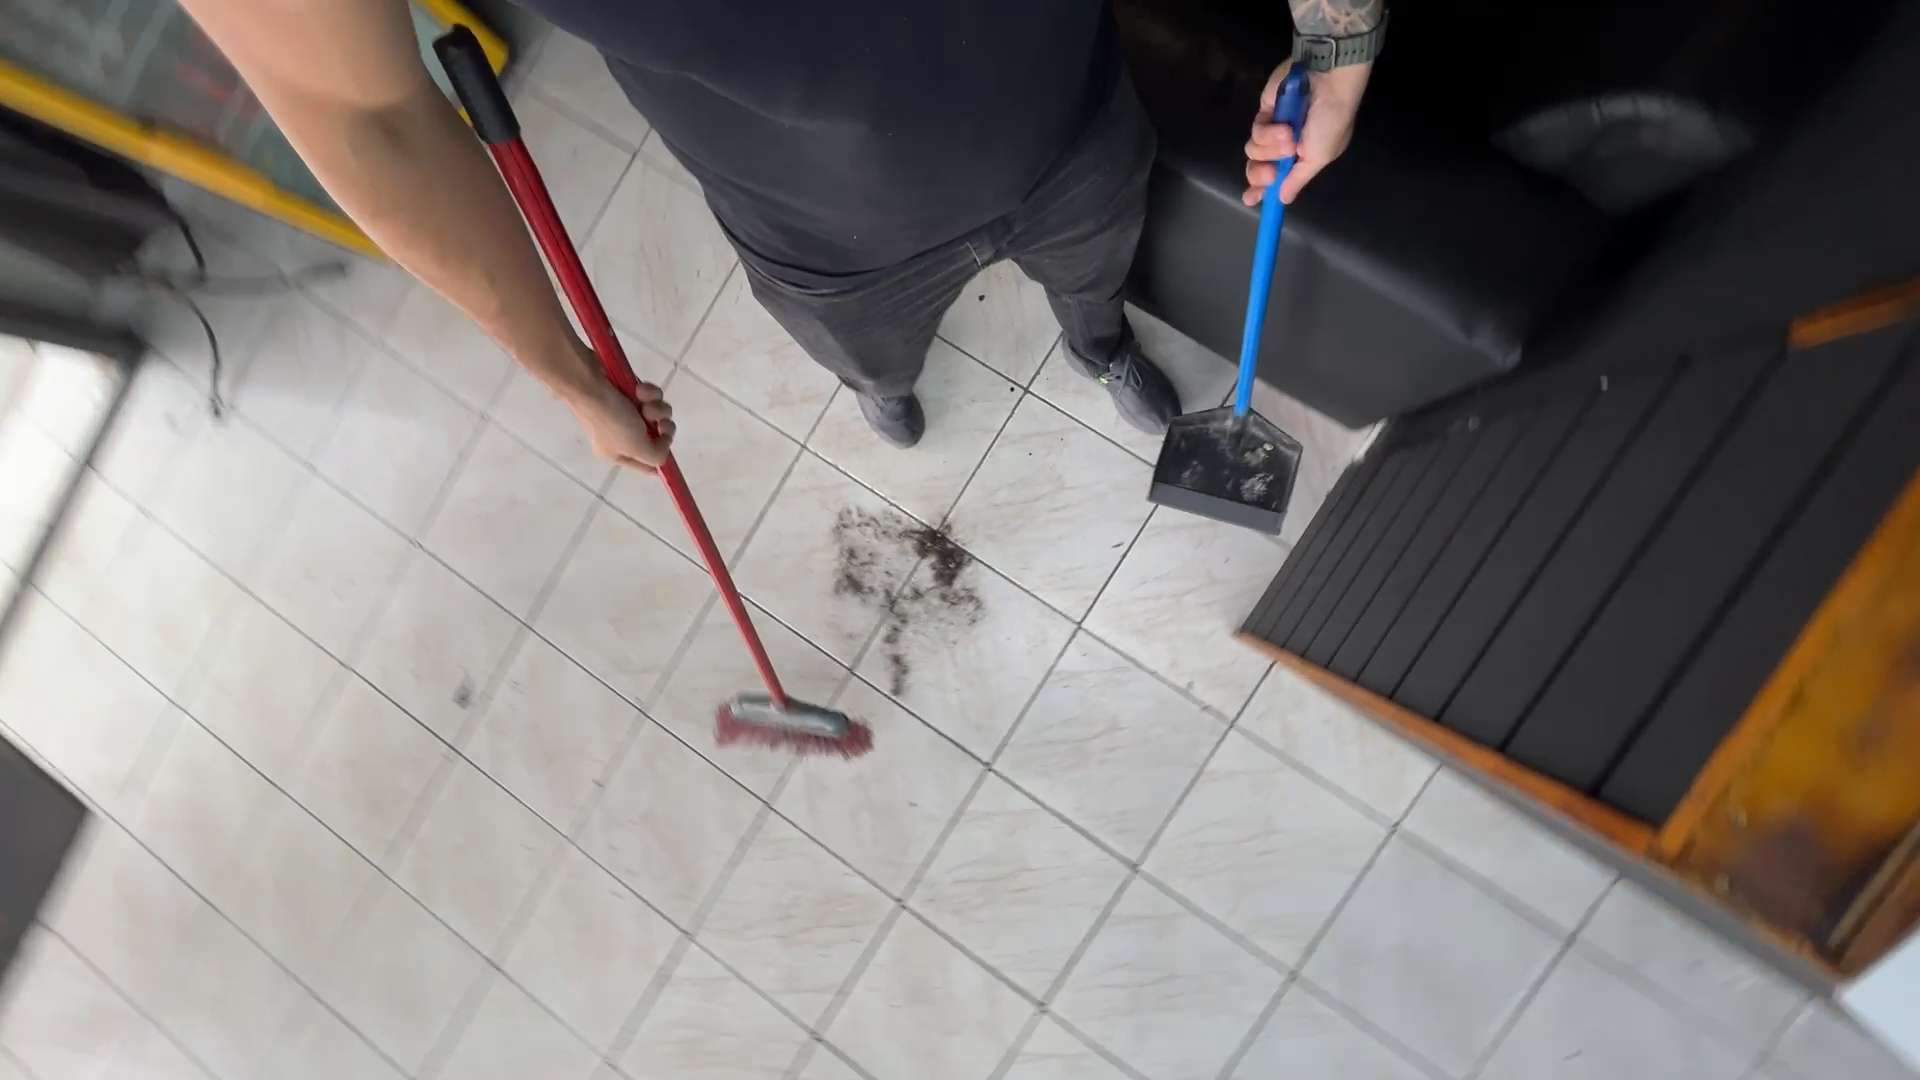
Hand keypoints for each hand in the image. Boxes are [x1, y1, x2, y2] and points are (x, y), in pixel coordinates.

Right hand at [562, 343, 675, 470]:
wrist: (587, 381)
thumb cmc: (611, 418)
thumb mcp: (635, 447)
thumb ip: (655, 456)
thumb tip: (663, 445)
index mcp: (618, 454)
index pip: (646, 465)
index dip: (662, 456)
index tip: (668, 445)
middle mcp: (621, 435)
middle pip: (658, 436)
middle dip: (664, 427)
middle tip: (660, 423)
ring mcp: (625, 413)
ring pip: (658, 414)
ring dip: (656, 408)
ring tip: (644, 403)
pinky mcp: (629, 393)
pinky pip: (651, 396)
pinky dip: (649, 393)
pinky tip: (639, 390)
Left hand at [1243, 61, 1370, 205]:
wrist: (1330, 79)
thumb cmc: (1331, 121)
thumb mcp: (1320, 157)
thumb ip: (1298, 179)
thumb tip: (1283, 199)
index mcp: (1299, 160)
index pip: (1274, 181)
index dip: (1260, 191)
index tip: (1250, 199)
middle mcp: (1282, 148)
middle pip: (1256, 170)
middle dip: (1260, 175)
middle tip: (1271, 172)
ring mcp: (1272, 129)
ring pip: (1253, 152)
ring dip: (1270, 149)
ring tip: (1288, 137)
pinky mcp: (1265, 112)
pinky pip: (1255, 131)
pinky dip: (1268, 132)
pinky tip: (1283, 125)